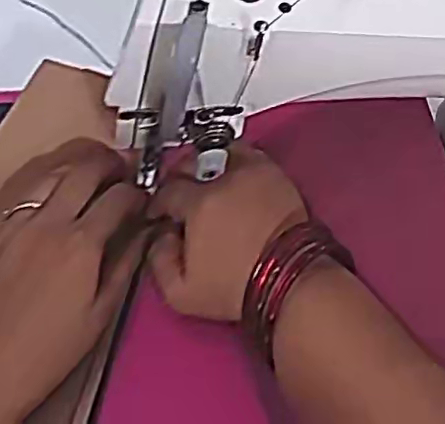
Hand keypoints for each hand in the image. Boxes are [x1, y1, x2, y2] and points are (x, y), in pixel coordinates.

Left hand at [0, 139, 152, 423]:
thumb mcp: (95, 321)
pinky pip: (17, 184)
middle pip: (89, 167)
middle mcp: (44, 226)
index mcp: (78, 247)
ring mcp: (9, 225)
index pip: (122, 196)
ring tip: (92, 164)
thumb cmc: (22, 367)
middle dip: (115, 162)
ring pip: (53, 166)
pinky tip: (51, 178)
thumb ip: (125, 267)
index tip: (141, 199)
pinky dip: (42, 172)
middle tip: (124, 170)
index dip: (139, 192)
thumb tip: (144, 236)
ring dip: (80, 158)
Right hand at [147, 143, 306, 320]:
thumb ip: (159, 261)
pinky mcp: (273, 172)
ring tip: (208, 183)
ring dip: (210, 164)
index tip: (161, 213)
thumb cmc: (236, 283)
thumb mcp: (182, 292)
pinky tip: (234, 181)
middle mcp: (226, 179)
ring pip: (222, 153)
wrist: (285, 273)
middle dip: (180, 176)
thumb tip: (160, 237)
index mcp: (200, 204)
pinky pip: (248, 155)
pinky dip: (237, 162)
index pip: (168, 190)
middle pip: (192, 163)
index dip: (159, 202)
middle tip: (180, 193)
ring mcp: (253, 171)